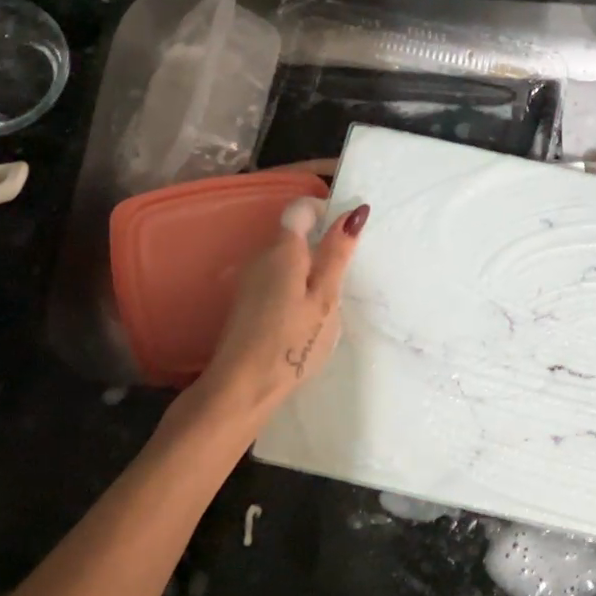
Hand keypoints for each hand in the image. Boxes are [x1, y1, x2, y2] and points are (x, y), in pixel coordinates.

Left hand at [198, 200, 368, 415]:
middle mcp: (260, 256)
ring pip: (284, 259)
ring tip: (327, 303)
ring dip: (308, 270)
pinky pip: (275, 278)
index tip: (346, 236)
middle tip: (344, 278)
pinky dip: (294, 286)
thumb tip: (354, 212)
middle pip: (293, 234)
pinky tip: (304, 317)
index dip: (325, 210)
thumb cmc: (291, 341)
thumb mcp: (325, 298)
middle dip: (320, 246)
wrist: (241, 387)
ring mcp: (249, 279)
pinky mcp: (246, 301)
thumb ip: (337, 254)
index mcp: (283, 249)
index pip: (301, 208)